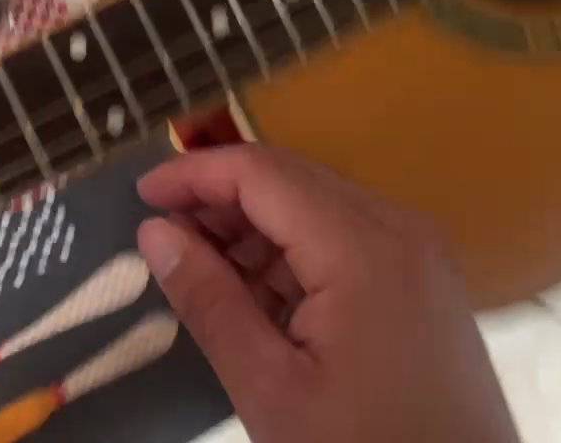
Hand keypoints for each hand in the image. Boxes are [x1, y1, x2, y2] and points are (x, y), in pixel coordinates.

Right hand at [135, 144, 517, 442]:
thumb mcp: (271, 389)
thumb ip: (208, 299)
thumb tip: (152, 230)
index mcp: (361, 247)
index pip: (258, 172)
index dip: (193, 174)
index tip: (140, 195)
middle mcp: (395, 229)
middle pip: (285, 177)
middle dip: (217, 195)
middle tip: (163, 232)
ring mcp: (415, 254)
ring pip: (309, 202)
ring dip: (249, 224)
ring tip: (201, 269)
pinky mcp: (419, 281)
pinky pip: (338, 234)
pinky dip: (286, 249)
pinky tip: (255, 293)